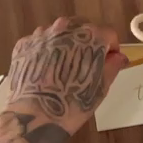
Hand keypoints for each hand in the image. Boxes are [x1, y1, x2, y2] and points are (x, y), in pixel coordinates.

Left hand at [4, 17, 126, 134]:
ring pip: (59, 33)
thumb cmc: (75, 102)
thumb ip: (112, 66)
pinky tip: (44, 71)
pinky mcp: (23, 43)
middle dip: (87, 43)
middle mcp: (66, 26)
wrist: (36, 115)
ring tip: (61, 69)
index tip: (108, 61)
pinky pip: (40, 42)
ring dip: (64, 45)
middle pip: (82, 28)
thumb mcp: (101, 87)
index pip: (108, 34)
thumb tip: (118, 56)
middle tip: (84, 65)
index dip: (110, 48)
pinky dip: (44, 51)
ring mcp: (42, 33)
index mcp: (91, 36)